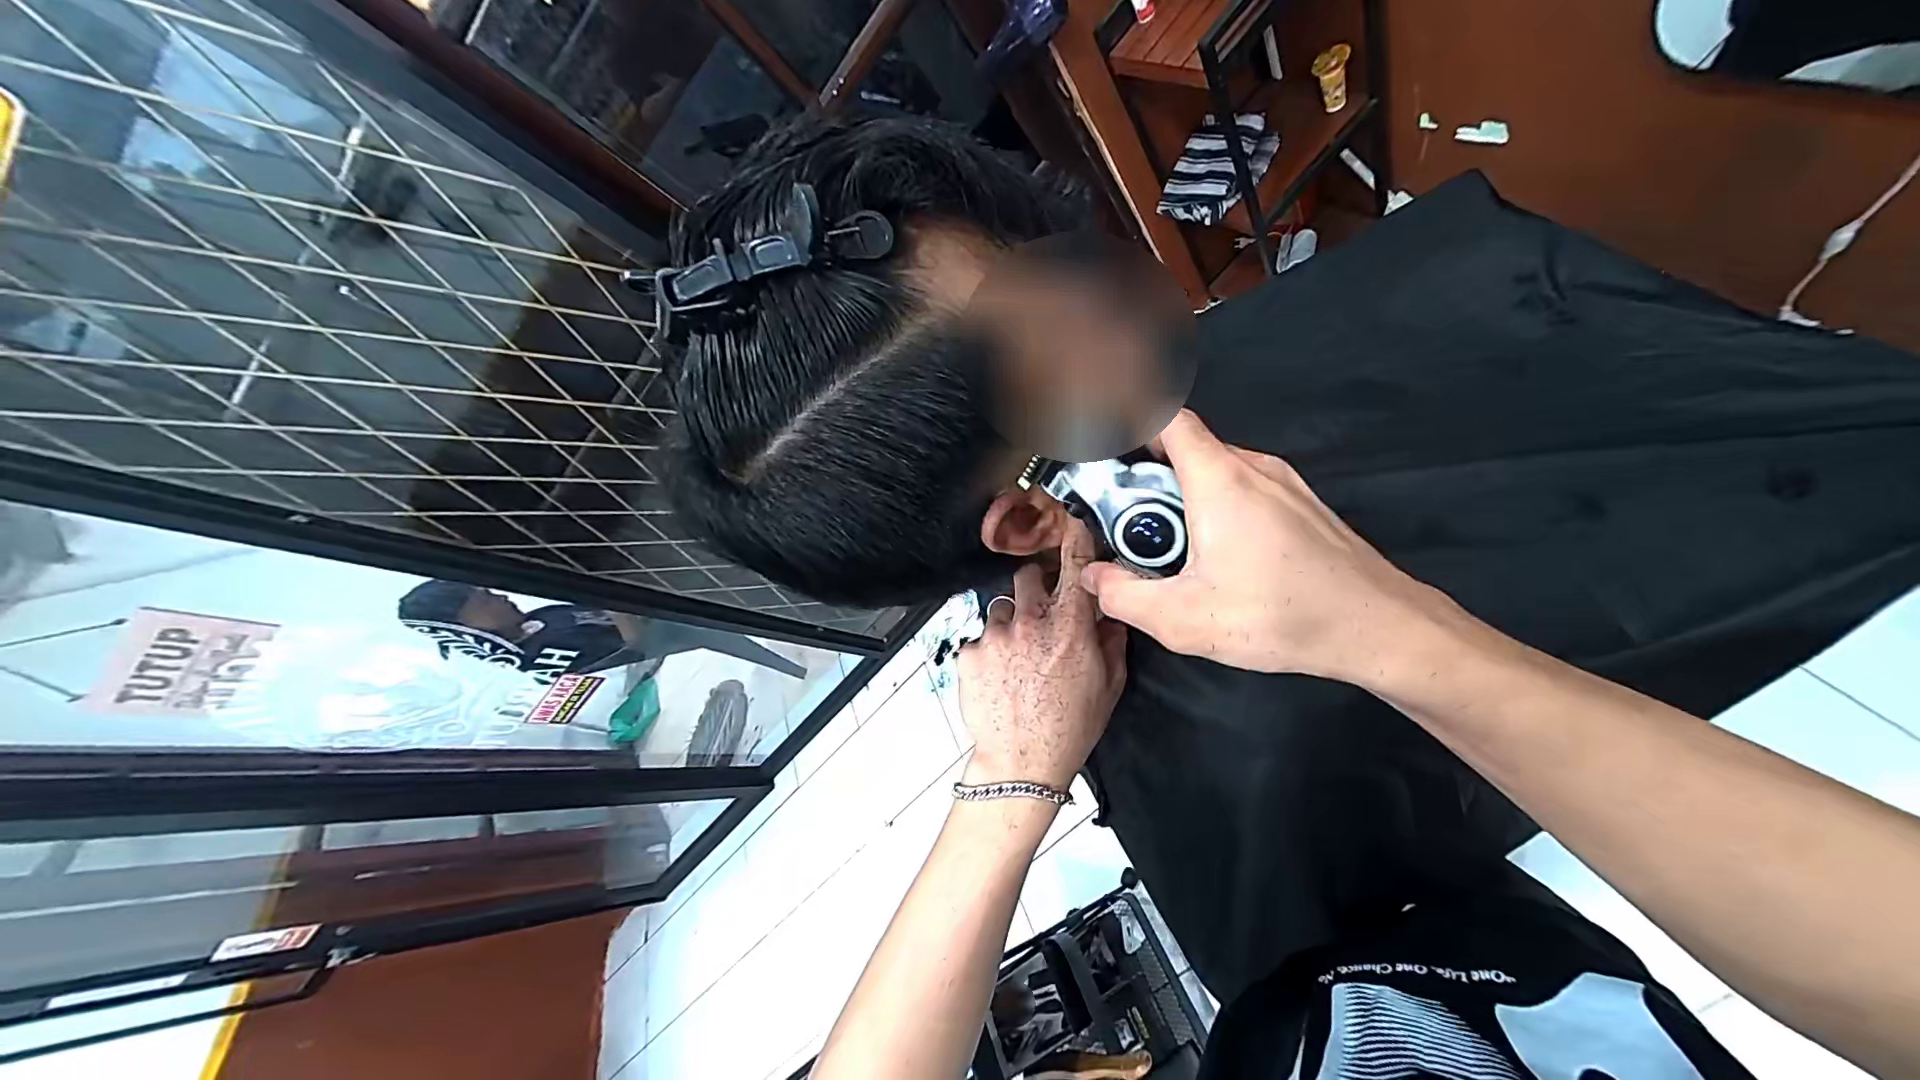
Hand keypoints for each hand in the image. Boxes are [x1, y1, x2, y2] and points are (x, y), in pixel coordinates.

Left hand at [958, 521, 1127, 789]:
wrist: (1021, 762)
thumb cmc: (1067, 729)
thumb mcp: (1108, 687)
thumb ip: (1112, 644)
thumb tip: (1111, 619)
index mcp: (1070, 629)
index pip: (1076, 568)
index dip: (1076, 540)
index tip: (1073, 523)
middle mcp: (1031, 624)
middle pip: (1027, 577)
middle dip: (1034, 590)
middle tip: (1040, 618)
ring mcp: (996, 636)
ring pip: (1001, 608)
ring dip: (1010, 624)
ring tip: (1018, 658)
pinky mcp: (970, 651)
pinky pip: (980, 637)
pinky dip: (989, 649)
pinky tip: (1000, 675)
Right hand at [1079, 410, 1465, 684]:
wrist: (1379, 628)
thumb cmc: (1284, 616)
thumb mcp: (1185, 619)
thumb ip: (1124, 596)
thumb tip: (1095, 577)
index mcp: (1220, 481)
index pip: (1168, 418)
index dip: (1132, 418)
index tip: (1106, 442)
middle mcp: (1253, 468)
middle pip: (1184, 446)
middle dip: (1145, 474)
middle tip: (1127, 518)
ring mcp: (1282, 483)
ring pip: (1213, 468)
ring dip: (1180, 493)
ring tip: (1170, 545)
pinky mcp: (1299, 504)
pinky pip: (1241, 486)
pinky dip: (1212, 505)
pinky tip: (1214, 554)